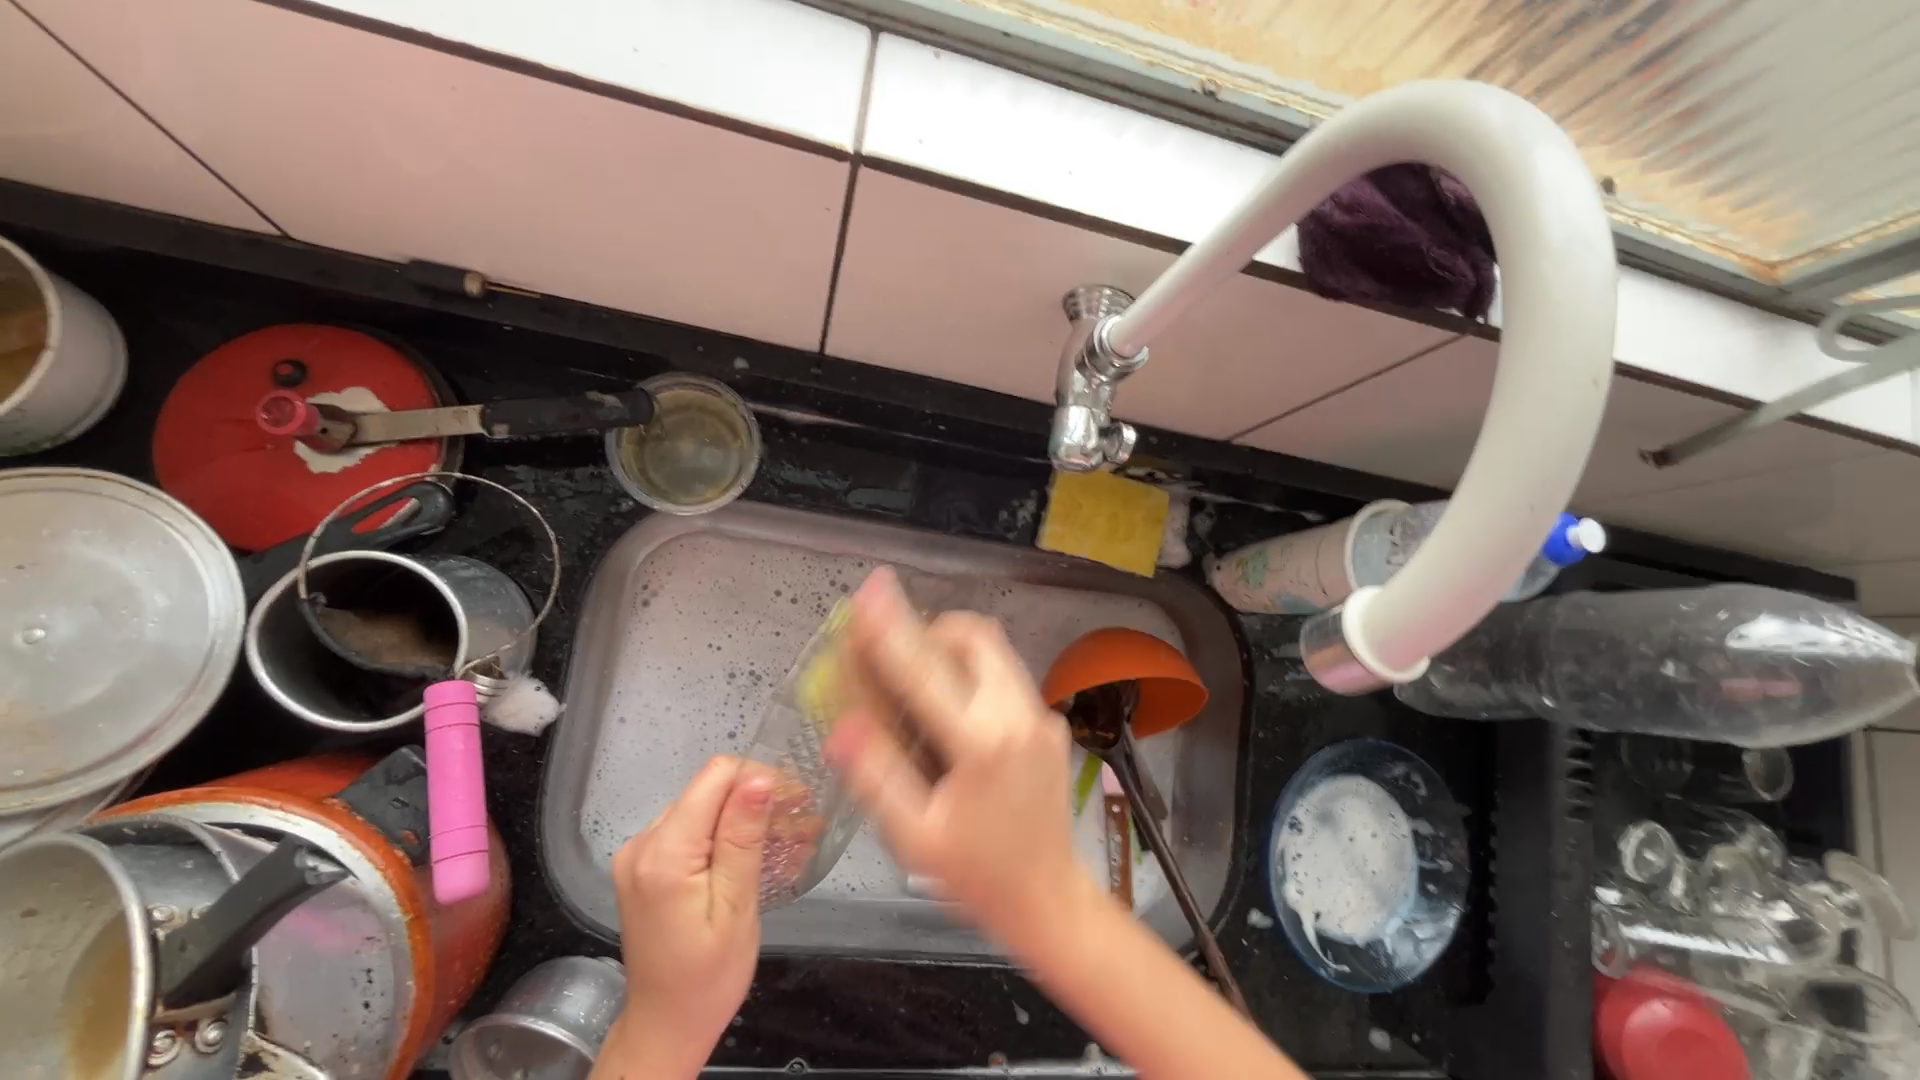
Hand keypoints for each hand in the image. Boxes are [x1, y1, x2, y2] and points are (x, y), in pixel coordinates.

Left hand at [596, 756, 771, 1079]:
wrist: (666, 1025)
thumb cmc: (709, 977)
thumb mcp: (737, 907)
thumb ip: (743, 838)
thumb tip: (760, 778)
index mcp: (664, 852)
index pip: (715, 776)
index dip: (759, 779)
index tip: (795, 803)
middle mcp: (642, 842)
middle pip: (709, 790)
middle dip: (757, 801)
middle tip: (802, 826)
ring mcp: (638, 853)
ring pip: (702, 807)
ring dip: (744, 818)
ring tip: (788, 841)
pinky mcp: (643, 864)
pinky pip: (689, 830)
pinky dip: (724, 836)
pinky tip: (754, 855)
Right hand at [825, 566, 1088, 948]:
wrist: (1049, 899)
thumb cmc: (976, 876)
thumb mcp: (915, 837)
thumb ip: (878, 777)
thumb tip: (842, 725)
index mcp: (982, 744)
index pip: (926, 670)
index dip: (892, 627)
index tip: (872, 589)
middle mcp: (1018, 717)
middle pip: (977, 637)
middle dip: (933, 630)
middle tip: (898, 650)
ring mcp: (1040, 717)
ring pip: (996, 651)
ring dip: (954, 649)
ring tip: (918, 676)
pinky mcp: (1048, 724)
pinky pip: (1007, 677)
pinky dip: (973, 673)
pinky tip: (952, 709)